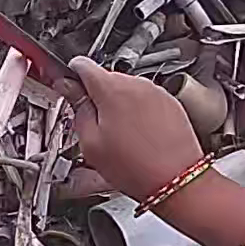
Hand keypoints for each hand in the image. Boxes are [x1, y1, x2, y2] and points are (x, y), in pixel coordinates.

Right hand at [67, 56, 204, 201]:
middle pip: (106, 79)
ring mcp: (156, 92)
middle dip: (97, 98)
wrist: (176, 180)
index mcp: (111, 89)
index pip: (82, 65)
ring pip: (127, 90)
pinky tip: (138, 137)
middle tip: (95, 128)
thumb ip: (77, 109)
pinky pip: (146, 100)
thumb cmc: (136, 167)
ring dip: (119, 106)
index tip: (68, 89)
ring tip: (120, 138)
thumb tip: (68, 89)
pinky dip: (139, 113)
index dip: (71, 77)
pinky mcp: (170, 103)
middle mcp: (135, 83)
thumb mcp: (91, 143)